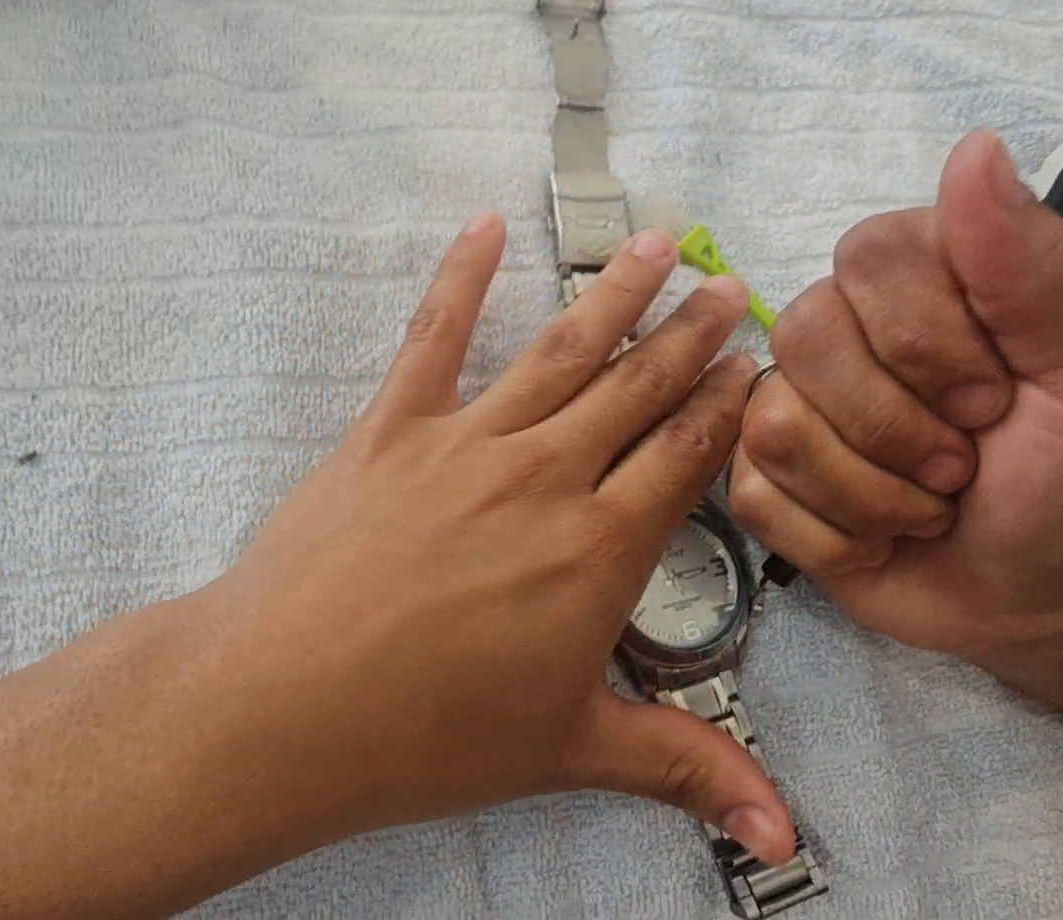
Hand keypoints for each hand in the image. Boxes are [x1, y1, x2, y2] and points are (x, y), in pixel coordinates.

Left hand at [194, 216, 797, 866]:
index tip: (756, 361)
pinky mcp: (392, 427)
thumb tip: (782, 836)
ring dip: (612, 294)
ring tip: (653, 245)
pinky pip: (433, 336)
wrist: (280, 706)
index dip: (728, 403)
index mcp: (597, 549)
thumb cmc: (424, 736)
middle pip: (636, 387)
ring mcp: (465, 442)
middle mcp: (543, 477)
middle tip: (727, 283)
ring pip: (560, 351)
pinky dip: (460, 277)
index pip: (686, 453)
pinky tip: (484, 227)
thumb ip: (684, 770)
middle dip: (689, 332)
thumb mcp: (568, 750)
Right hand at [729, 132, 1062, 660]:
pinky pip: (755, 491)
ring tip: (924, 508)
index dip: (924, 336)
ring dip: (874, 493)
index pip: (866, 254)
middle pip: (801, 335)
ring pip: (775, 423)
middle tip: (960, 464)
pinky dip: (837, 537)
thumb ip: (1037, 269)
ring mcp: (786, 404)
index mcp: (917, 283)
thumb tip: (973, 148)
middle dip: (898, 427)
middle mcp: (837, 331)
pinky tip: (876, 540)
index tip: (993, 397)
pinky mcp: (755, 476)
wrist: (1033, 599)